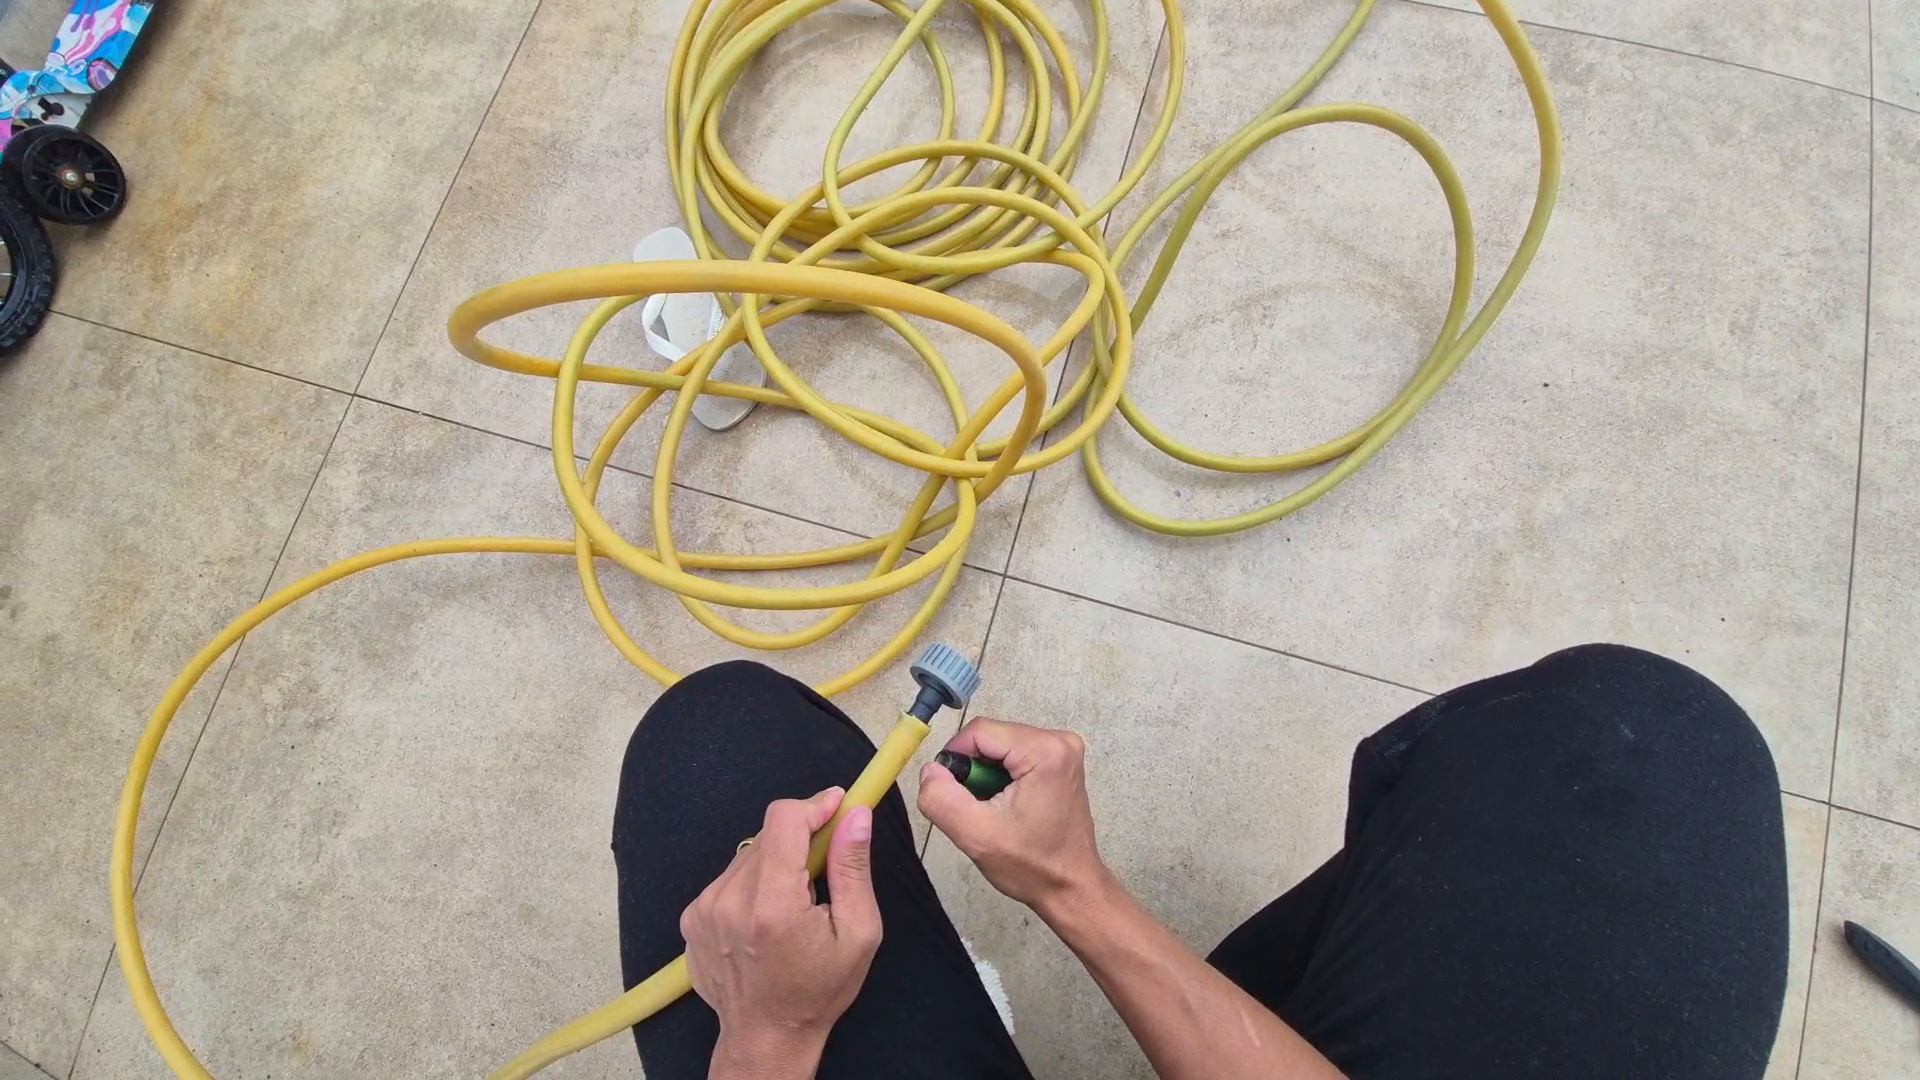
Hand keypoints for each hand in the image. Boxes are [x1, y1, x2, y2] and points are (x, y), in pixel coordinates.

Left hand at [680, 788, 882, 1072]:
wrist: (765, 1041)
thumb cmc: (819, 991)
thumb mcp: (859, 932)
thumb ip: (853, 867)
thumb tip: (856, 814)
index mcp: (772, 904)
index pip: (784, 818)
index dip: (814, 805)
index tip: (838, 806)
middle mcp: (729, 900)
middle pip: (770, 833)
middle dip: (802, 838)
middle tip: (825, 866)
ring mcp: (704, 909)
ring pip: (750, 852)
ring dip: (778, 860)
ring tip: (795, 899)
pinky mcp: (693, 917)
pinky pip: (732, 875)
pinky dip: (755, 880)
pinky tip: (767, 915)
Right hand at [917, 718, 1109, 912]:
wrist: (1072, 889)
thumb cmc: (1033, 866)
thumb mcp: (977, 836)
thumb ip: (942, 799)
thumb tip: (930, 770)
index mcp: (1045, 750)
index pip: (979, 731)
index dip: (956, 758)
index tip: (955, 793)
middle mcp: (1059, 740)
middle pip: (991, 736)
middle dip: (974, 769)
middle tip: (977, 807)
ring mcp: (1063, 748)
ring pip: (1000, 745)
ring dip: (986, 774)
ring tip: (994, 809)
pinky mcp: (1061, 759)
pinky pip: (1014, 753)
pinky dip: (1001, 776)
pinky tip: (1007, 805)